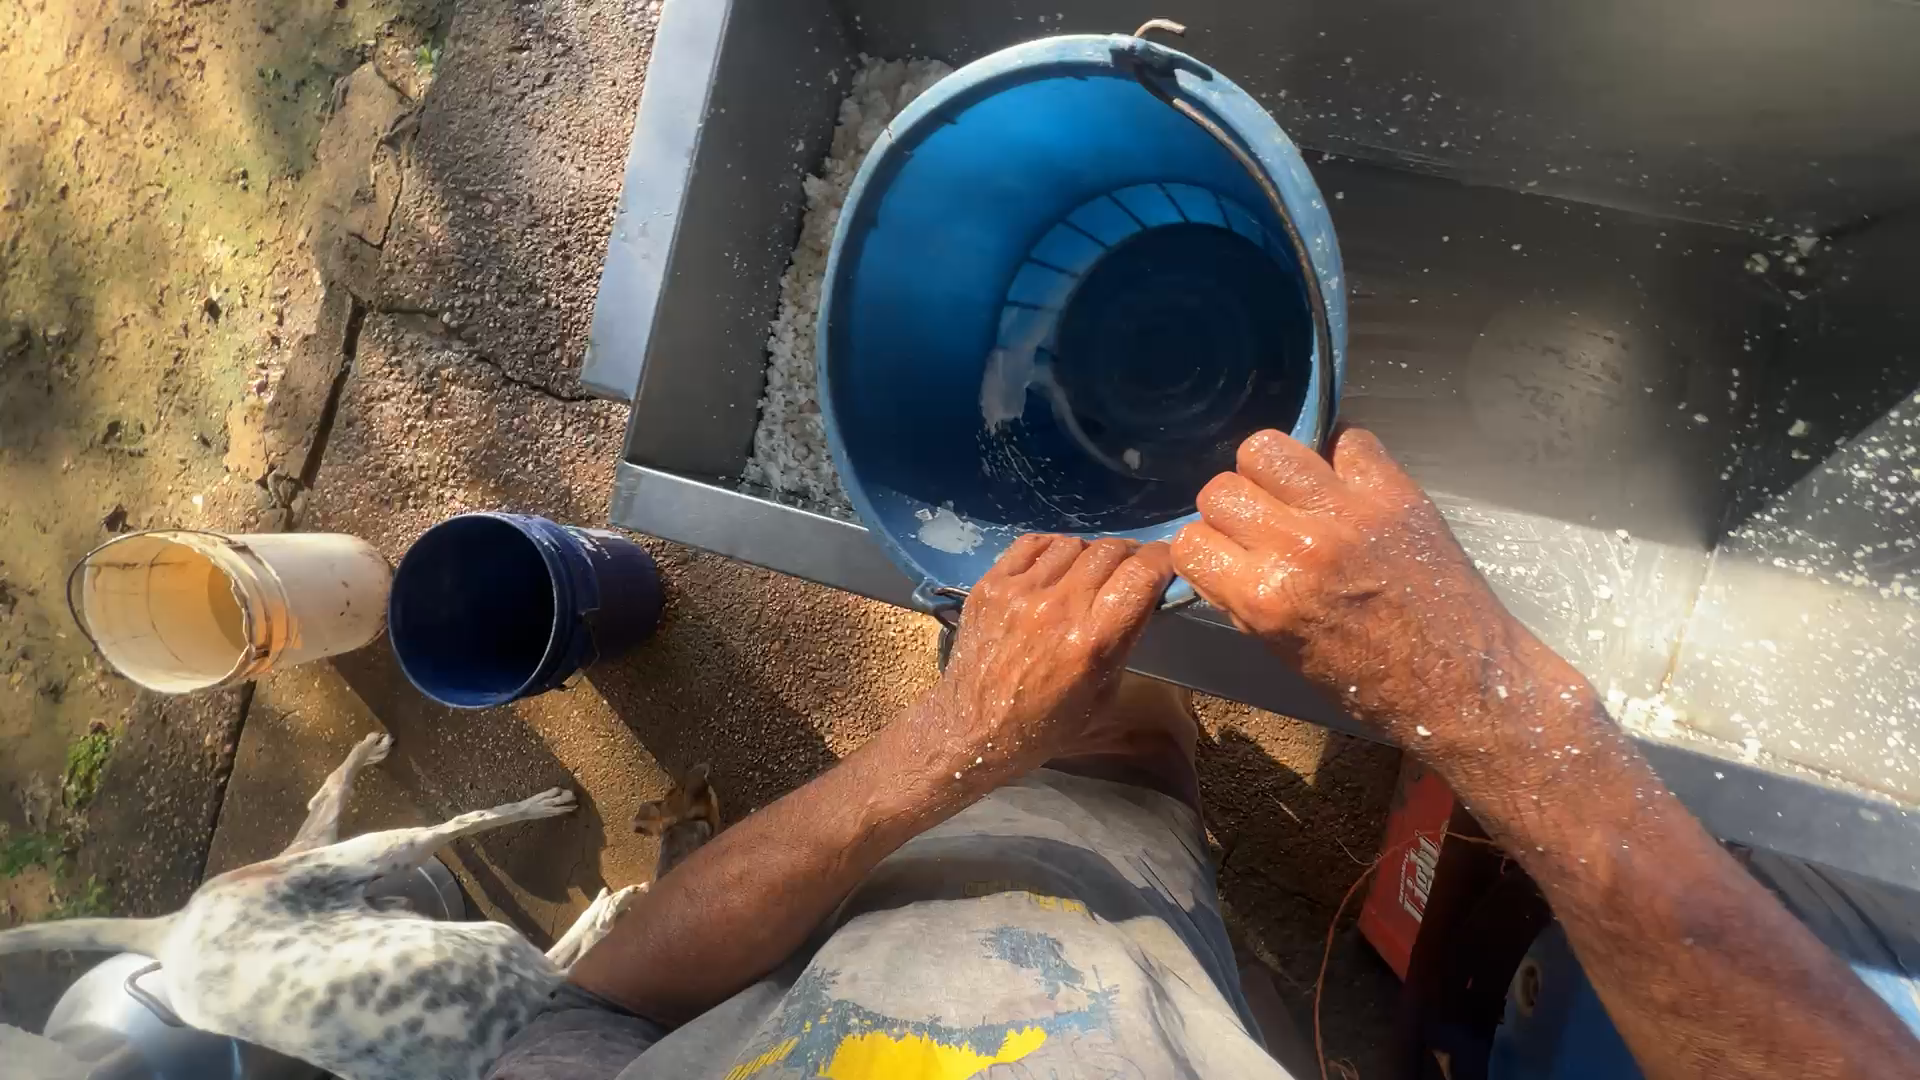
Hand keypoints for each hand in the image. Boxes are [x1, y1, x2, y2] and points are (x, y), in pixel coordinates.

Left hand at [931, 535, 1174, 772]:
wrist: (975, 728)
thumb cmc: (1048, 722)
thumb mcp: (1106, 694)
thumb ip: (1126, 640)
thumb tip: (1147, 594)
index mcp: (1093, 642)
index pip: (1141, 574)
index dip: (1162, 559)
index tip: (1167, 561)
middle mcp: (1058, 608)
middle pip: (1111, 550)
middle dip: (1130, 555)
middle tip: (1130, 568)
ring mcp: (1020, 592)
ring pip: (1073, 543)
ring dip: (1090, 553)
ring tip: (1089, 571)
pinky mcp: (990, 584)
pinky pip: (1032, 544)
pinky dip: (1052, 549)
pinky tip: (1055, 566)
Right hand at [1172, 427, 1522, 752]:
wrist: (1458, 681)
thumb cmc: (1361, 678)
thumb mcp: (1276, 647)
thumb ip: (1235, 594)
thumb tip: (1212, 555)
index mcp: (1263, 597)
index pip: (1189, 542)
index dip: (1200, 550)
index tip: (1218, 555)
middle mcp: (1297, 547)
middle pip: (1218, 491)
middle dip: (1227, 510)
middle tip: (1255, 525)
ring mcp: (1345, 513)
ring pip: (1265, 448)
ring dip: (1266, 471)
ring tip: (1287, 493)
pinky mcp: (1393, 491)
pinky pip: (1345, 440)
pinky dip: (1337, 457)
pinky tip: (1339, 484)